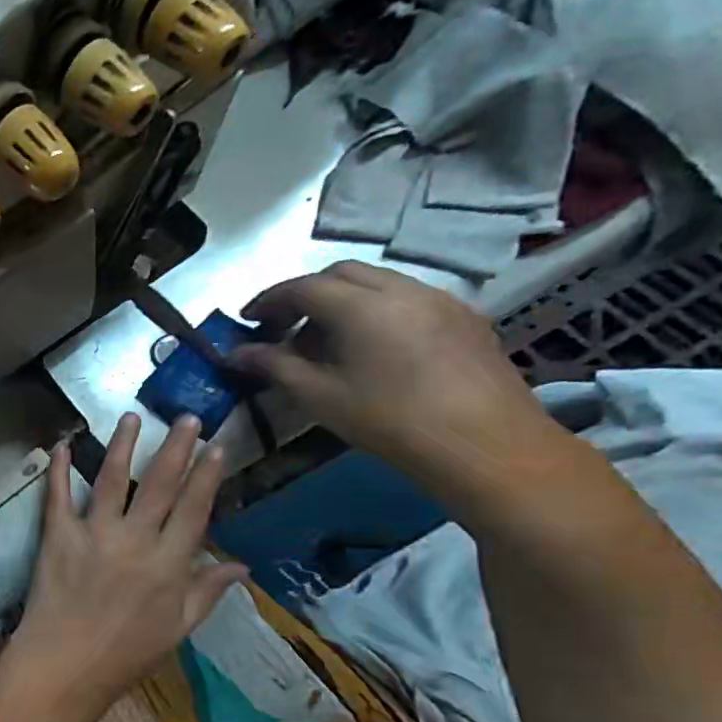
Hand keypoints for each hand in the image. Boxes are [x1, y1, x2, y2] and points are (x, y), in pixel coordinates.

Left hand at [0, 413, 245, 721]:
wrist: (66, 666)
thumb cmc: (127, 653)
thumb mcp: (179, 628)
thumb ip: (207, 591)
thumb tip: (241, 565)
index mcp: (170, 564)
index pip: (194, 509)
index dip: (207, 476)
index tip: (217, 447)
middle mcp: (135, 540)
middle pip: (159, 485)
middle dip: (176, 448)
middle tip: (186, 417)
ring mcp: (94, 534)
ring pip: (111, 479)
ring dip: (122, 445)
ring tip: (131, 417)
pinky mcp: (58, 535)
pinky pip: (58, 495)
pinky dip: (58, 468)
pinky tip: (61, 443)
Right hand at [228, 261, 567, 499]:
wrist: (486, 447)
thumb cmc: (390, 421)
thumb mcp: (318, 396)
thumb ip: (273, 366)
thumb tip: (235, 354)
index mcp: (362, 306)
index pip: (302, 286)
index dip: (269, 300)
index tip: (248, 319)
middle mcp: (403, 290)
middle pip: (341, 274)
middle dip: (305, 294)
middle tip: (284, 326)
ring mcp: (440, 301)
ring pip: (378, 283)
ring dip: (342, 301)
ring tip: (326, 342)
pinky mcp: (466, 319)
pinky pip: (409, 299)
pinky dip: (376, 310)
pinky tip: (372, 349)